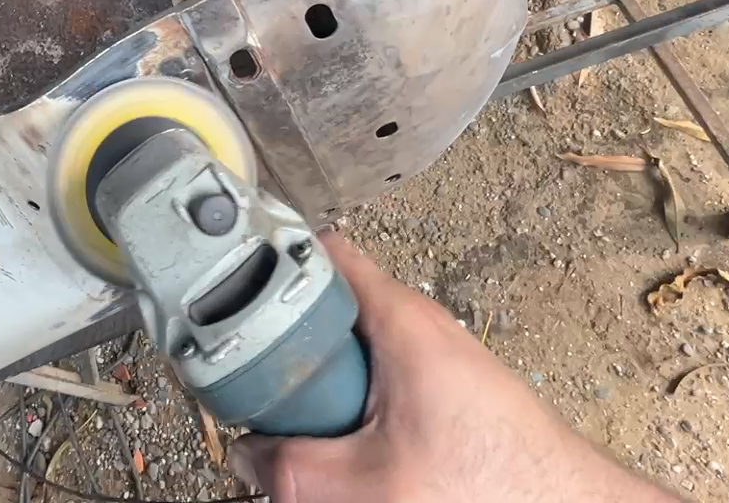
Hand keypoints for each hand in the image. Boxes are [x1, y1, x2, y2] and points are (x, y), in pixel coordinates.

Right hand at [228, 233, 674, 502]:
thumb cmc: (497, 486)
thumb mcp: (373, 485)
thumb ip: (296, 470)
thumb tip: (248, 457)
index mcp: (396, 316)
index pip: (321, 248)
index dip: (271, 252)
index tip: (231, 276)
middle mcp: (412, 321)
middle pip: (326, 300)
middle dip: (284, 334)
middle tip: (249, 368)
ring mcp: (428, 352)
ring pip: (348, 343)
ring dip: (315, 373)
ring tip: (289, 413)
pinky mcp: (439, 386)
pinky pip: (373, 373)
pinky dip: (346, 396)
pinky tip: (339, 441)